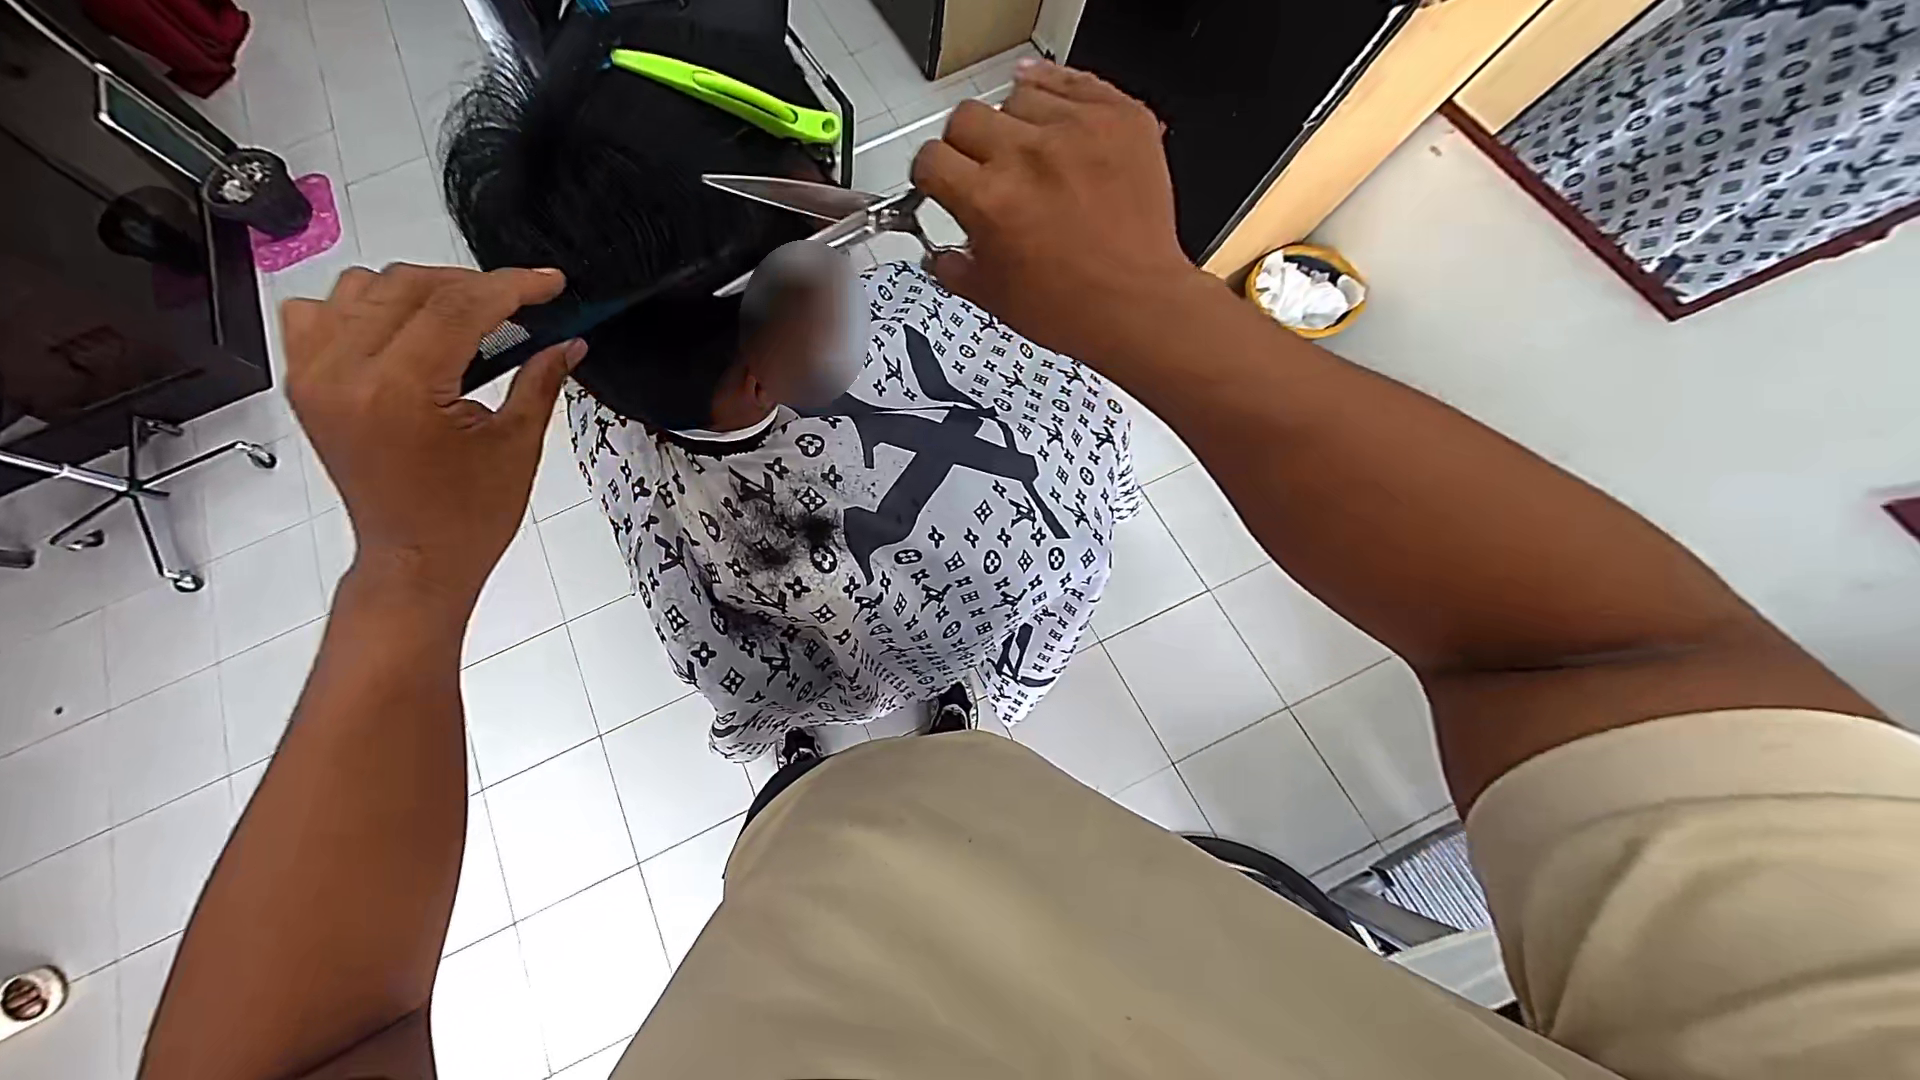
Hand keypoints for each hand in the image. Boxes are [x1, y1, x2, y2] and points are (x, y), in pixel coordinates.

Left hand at [281, 265, 585, 606]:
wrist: (417, 557)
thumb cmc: (470, 515)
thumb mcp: (518, 444)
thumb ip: (541, 380)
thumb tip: (568, 343)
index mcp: (401, 391)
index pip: (457, 308)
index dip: (512, 287)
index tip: (550, 283)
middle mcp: (343, 373)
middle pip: (409, 287)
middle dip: (474, 285)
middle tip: (522, 301)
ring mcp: (314, 375)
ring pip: (362, 288)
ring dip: (422, 290)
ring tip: (470, 313)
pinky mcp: (306, 384)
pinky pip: (320, 313)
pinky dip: (366, 306)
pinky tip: (406, 327)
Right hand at [912, 60, 1212, 361]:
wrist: (1136, 306)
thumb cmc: (1073, 309)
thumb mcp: (994, 299)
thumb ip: (954, 269)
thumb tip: (941, 256)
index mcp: (989, 201)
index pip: (931, 160)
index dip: (931, 175)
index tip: (941, 181)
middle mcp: (1027, 157)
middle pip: (966, 119)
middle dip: (965, 148)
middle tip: (982, 171)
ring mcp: (1074, 131)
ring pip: (1016, 95)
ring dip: (1014, 124)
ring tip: (1030, 159)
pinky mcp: (1116, 119)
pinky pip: (1070, 79)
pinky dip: (1055, 95)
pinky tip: (1051, 119)